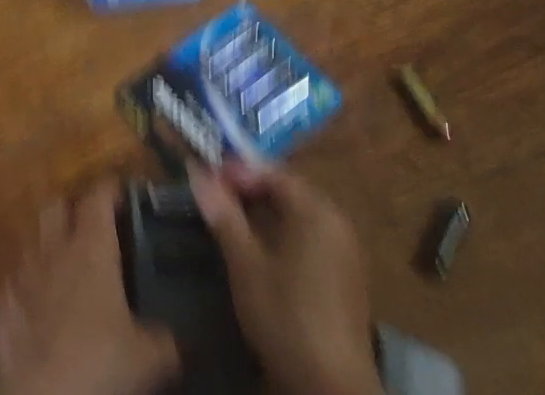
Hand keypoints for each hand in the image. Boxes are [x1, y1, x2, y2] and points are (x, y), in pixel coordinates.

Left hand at [0, 182, 179, 394]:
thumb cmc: (99, 365)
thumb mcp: (150, 356)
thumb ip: (167, 337)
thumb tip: (179, 337)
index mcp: (90, 248)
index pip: (98, 196)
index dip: (112, 188)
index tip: (126, 190)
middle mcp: (52, 248)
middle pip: (57, 204)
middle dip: (76, 205)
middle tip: (98, 223)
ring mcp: (21, 271)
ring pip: (35, 236)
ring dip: (52, 240)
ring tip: (72, 262)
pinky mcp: (1, 299)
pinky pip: (19, 273)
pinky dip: (34, 277)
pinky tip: (45, 299)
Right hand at [189, 163, 381, 394]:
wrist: (330, 382)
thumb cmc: (284, 313)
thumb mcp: (244, 262)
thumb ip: (223, 214)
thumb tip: (197, 172)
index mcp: (317, 211)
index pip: (273, 173)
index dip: (237, 171)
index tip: (204, 177)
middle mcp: (338, 222)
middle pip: (289, 192)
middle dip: (249, 190)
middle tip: (213, 199)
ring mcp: (347, 251)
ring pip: (299, 216)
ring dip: (264, 212)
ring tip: (230, 223)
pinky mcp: (347, 277)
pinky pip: (311, 238)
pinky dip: (283, 234)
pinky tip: (261, 252)